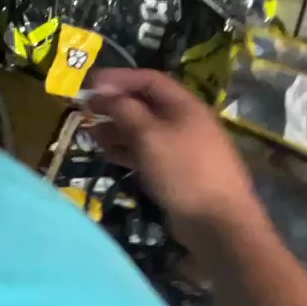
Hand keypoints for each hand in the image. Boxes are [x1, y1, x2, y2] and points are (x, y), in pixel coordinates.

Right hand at [83, 69, 265, 248]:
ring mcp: (182, 149)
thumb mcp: (148, 134)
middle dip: (113, 105)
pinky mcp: (177, 172)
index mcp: (185, 106)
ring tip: (91, 135)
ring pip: (142, 129)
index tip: (91, 85)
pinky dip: (126, 149)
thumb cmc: (183, 170)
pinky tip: (107, 154)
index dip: (118, 78)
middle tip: (86, 110)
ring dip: (115, 128)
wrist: (221, 227)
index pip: (148, 79)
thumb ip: (122, 109)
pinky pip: (146, 152)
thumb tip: (103, 95)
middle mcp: (185, 123)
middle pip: (144, 104)